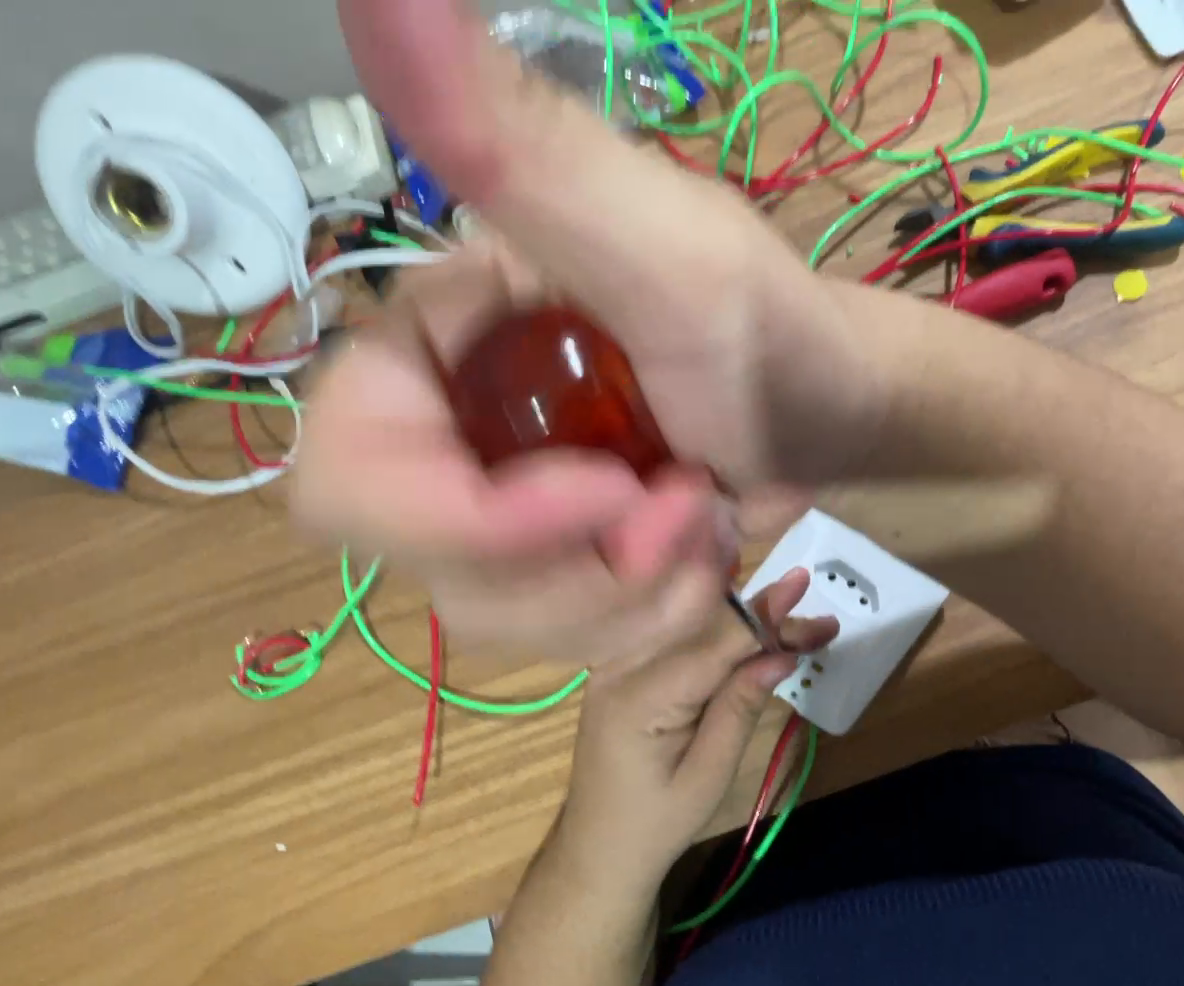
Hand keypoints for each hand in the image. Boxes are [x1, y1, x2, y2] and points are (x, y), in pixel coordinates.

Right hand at [293, 0, 883, 660]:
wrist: (834, 411)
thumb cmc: (770, 324)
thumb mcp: (664, 242)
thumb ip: (522, 143)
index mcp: (442, 348)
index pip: (349, 470)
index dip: (458, 515)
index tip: (604, 495)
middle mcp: (454, 433)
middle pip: (430, 568)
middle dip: (575, 569)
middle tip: (684, 512)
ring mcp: (506, 514)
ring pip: (504, 619)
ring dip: (630, 597)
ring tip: (706, 523)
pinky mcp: (561, 567)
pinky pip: (565, 643)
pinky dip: (647, 620)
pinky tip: (699, 555)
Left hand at [551, 568, 838, 890]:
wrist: (597, 845)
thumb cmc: (657, 823)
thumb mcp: (709, 775)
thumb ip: (741, 707)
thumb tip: (782, 653)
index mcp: (640, 697)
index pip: (714, 643)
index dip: (767, 619)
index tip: (814, 606)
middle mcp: (620, 664)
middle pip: (701, 621)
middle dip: (762, 615)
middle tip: (817, 625)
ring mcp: (614, 660)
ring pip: (687, 617)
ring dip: (741, 614)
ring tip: (791, 618)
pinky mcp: (619, 663)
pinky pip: (672, 630)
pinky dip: (713, 622)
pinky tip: (744, 609)